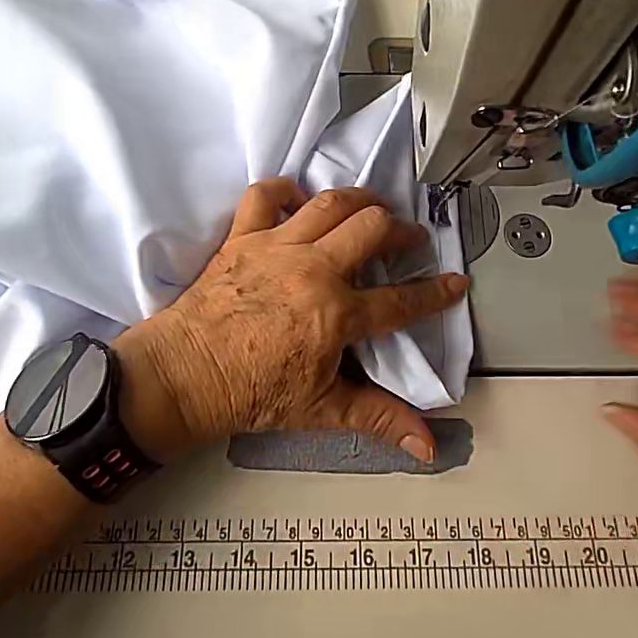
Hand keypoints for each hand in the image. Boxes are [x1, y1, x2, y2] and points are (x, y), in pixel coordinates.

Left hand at [114, 179, 468, 462]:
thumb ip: (377, 418)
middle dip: (401, 231)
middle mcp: (311, 271)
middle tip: (409, 239)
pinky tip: (297, 199)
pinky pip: (263, 197)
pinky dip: (283, 190)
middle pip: (372, 230)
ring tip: (372, 209)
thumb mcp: (319, 409)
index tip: (453, 283)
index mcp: (336, 314)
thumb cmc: (247, 392)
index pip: (401, 301)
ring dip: (359, 201)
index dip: (435, 293)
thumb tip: (425, 446)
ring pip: (330, 204)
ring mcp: (275, 249)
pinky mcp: (241, 240)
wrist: (184, 375)